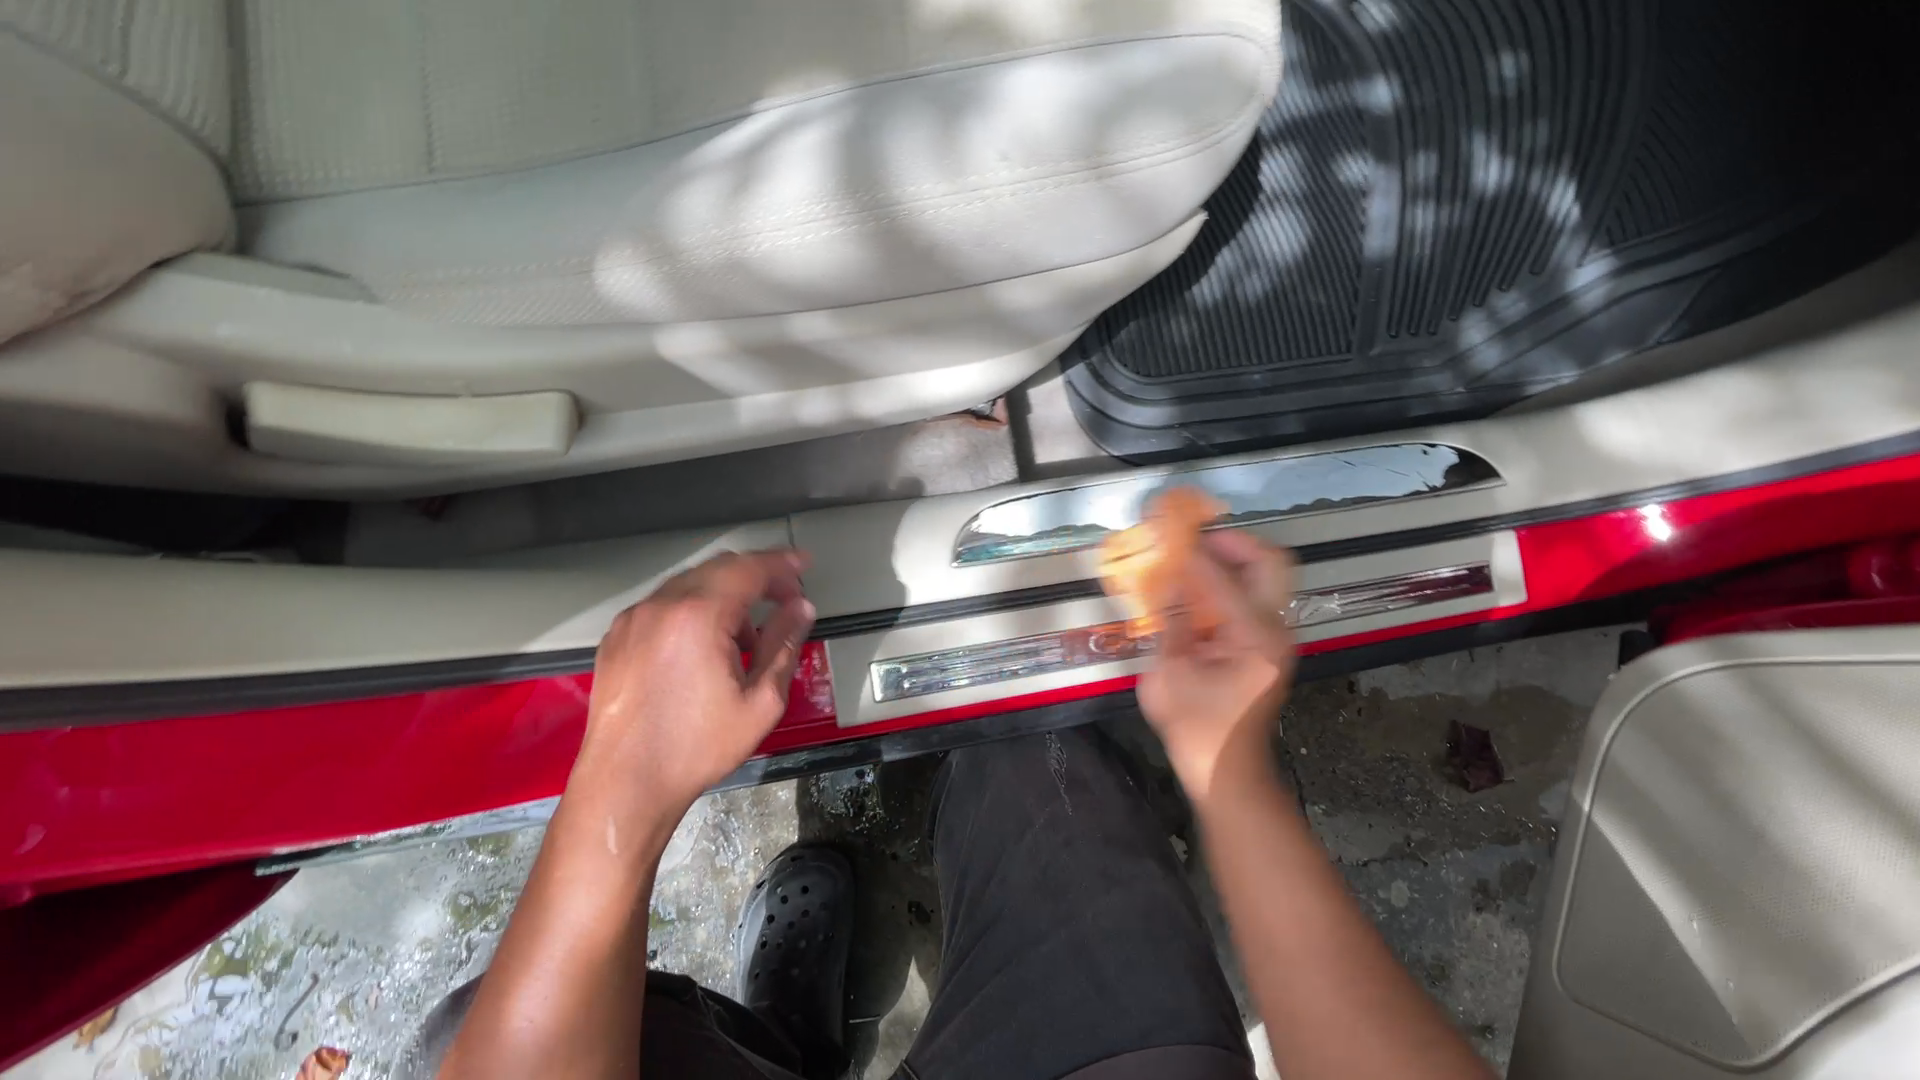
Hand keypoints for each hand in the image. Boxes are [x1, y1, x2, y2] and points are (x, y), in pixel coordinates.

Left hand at [572, 550, 815, 819]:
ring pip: (689, 583)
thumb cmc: (694, 748)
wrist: (625, 783)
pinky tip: (705, 644)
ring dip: (724, 593)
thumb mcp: (761, 702)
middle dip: (757, 576)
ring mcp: (633, 619)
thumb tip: (800, 609)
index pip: (749, 569)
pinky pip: (663, 604)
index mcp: (698, 616)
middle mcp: (661, 606)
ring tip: (746, 633)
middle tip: (785, 596)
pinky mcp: (617, 637)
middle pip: (719, 568)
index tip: (803, 564)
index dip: (782, 563)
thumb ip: (784, 645)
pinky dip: (692, 608)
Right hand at [1136, 530, 1296, 799]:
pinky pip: (1254, 598)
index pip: (1221, 577)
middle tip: (1194, 540)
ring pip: (1266, 577)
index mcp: (1253, 637)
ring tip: (1192, 559)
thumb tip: (1166, 579)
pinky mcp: (1266, 646)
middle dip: (1232, 543)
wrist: (1225, 771)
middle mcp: (1275, 630)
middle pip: (1269, 562)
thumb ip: (1170, 621)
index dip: (1191, 554)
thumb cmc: (1196, 728)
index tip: (1166, 534)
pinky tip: (1196, 592)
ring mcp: (1276, 638)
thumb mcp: (1168, 674)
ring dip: (1233, 561)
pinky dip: (1229, 584)